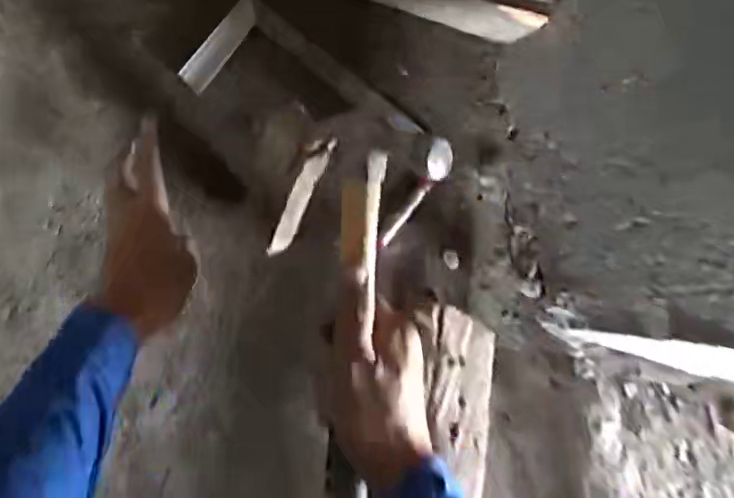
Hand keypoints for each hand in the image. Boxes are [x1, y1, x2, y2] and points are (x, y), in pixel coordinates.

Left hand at [91, 116, 197, 338]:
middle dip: (125, 157)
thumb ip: (185, 246)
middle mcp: (127, 211)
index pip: (147, 166)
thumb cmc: (159, 286)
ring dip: (123, 178)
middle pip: (119, 174)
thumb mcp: (187, 266)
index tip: (147, 120)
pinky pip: (119, 212)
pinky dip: (126, 201)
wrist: (121, 316)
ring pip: (116, 192)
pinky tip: (138, 210)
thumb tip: (180, 238)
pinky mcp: (112, 246)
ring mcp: (116, 228)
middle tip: (133, 145)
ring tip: (134, 172)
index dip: (148, 142)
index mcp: (148, 208)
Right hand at [327, 269, 433, 488]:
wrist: (396, 470)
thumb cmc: (369, 411)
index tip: (328, 331)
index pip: (363, 295)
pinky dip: (353, 375)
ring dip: (343, 359)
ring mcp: (402, 362)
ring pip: (361, 343)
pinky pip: (367, 365)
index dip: (340, 310)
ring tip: (337, 385)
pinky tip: (346, 397)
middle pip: (361, 319)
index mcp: (396, 326)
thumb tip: (355, 262)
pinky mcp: (397, 384)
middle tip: (332, 363)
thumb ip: (353, 310)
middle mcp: (404, 338)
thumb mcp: (352, 354)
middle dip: (340, 337)